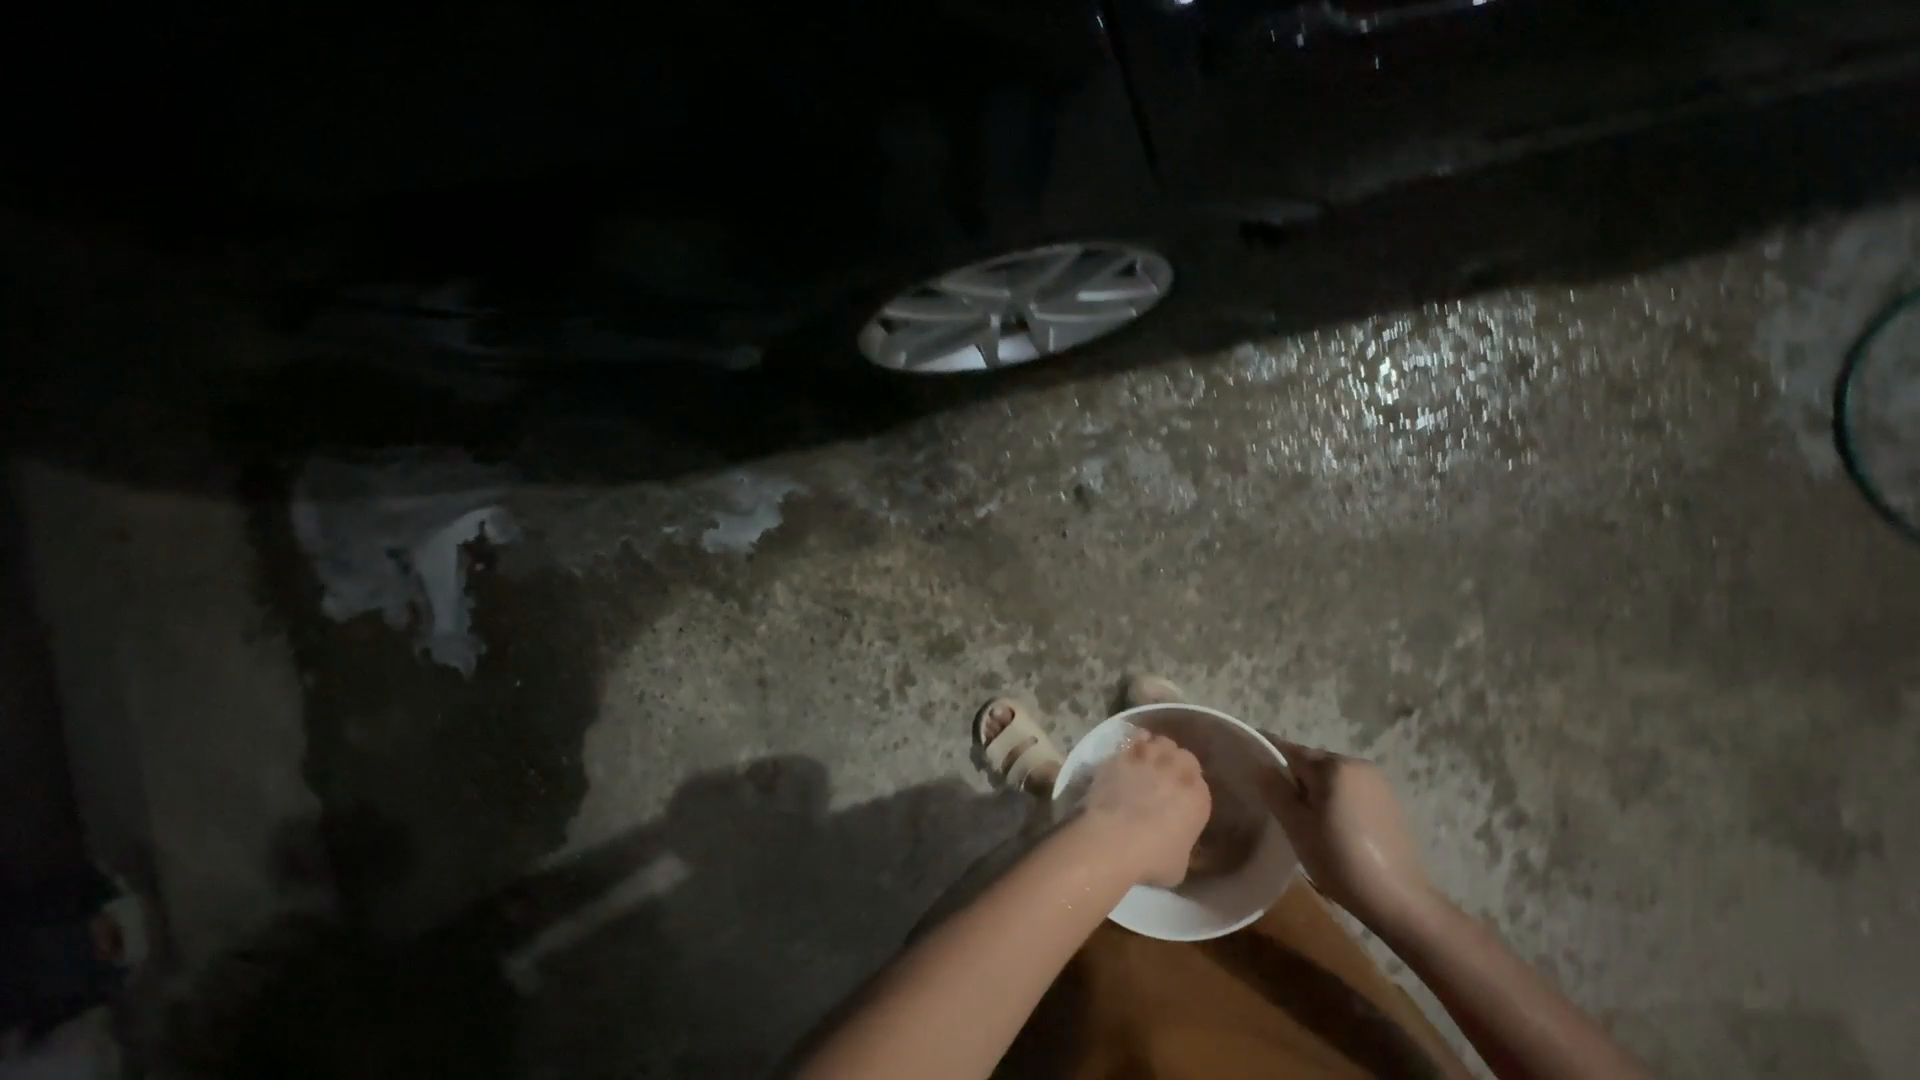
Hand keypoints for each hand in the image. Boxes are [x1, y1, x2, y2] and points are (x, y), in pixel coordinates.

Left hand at [1080, 732, 1211, 888]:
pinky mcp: (1123, 754)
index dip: (1190, 789)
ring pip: (1162, 741)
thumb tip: (1174, 845)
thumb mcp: (1179, 865)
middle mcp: (1179, 772)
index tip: (1180, 797)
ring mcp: (1150, 759)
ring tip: (1148, 760)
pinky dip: (1135, 742)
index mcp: (1199, 798)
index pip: (1201, 785)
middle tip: (1165, 777)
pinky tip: (1129, 751)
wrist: (1114, 840)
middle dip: (1177, 764)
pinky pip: (1135, 738)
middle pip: (1185, 757)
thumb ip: (1181, 847)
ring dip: (1158, 749)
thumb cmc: (1152, 859)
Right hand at [1260, 739, 1435, 925]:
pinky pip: (1349, 789)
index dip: (1267, 757)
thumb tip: (1263, 767)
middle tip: (1277, 805)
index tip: (1248, 768)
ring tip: (1303, 819)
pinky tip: (1332, 827)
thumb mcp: (1297, 827)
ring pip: (1331, 777)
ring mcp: (1377, 782)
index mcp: (1333, 766)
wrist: (1398, 899)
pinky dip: (1335, 799)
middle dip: (1293, 778)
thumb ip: (1276, 791)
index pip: (1289, 750)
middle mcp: (1357, 764)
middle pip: (1312, 762)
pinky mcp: (1388, 801)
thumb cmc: (1340, 860)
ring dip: (1315, 790)